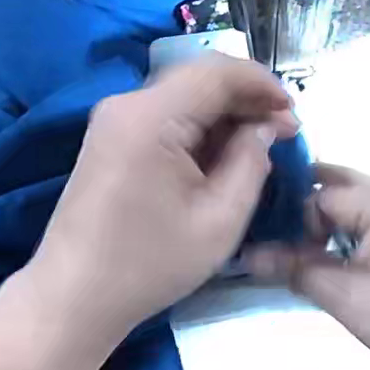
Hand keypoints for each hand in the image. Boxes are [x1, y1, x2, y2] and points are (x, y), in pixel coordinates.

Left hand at [25, 56, 298, 355]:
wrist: (74, 296)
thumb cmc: (150, 264)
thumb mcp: (219, 220)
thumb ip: (251, 162)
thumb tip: (266, 127)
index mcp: (151, 118)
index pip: (217, 73)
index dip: (262, 84)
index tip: (294, 112)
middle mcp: (126, 105)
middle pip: (198, 80)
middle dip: (245, 100)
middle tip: (284, 131)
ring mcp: (112, 120)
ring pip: (182, 97)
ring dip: (223, 115)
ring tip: (259, 145)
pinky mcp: (109, 139)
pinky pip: (163, 118)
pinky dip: (197, 129)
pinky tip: (221, 154)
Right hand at [244, 165, 369, 369]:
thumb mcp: (347, 298)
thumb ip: (295, 269)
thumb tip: (247, 254)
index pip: (315, 194)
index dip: (284, 217)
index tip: (255, 239)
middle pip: (333, 186)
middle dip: (298, 208)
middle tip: (264, 234)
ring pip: (349, 204)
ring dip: (318, 223)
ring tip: (285, 250)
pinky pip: (366, 221)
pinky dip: (340, 234)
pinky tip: (321, 258)